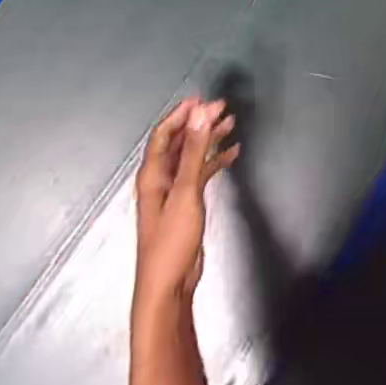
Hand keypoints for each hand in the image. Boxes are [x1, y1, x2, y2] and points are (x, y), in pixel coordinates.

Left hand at [134, 98, 239, 311]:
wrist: (168, 285)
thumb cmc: (172, 240)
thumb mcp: (185, 192)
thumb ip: (194, 153)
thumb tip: (200, 116)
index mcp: (152, 175)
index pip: (164, 135)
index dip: (181, 114)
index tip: (202, 99)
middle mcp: (161, 179)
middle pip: (179, 142)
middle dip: (199, 123)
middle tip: (222, 107)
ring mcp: (174, 192)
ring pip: (192, 156)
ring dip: (209, 139)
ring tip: (231, 123)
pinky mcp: (187, 204)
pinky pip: (201, 173)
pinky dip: (215, 161)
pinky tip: (232, 153)